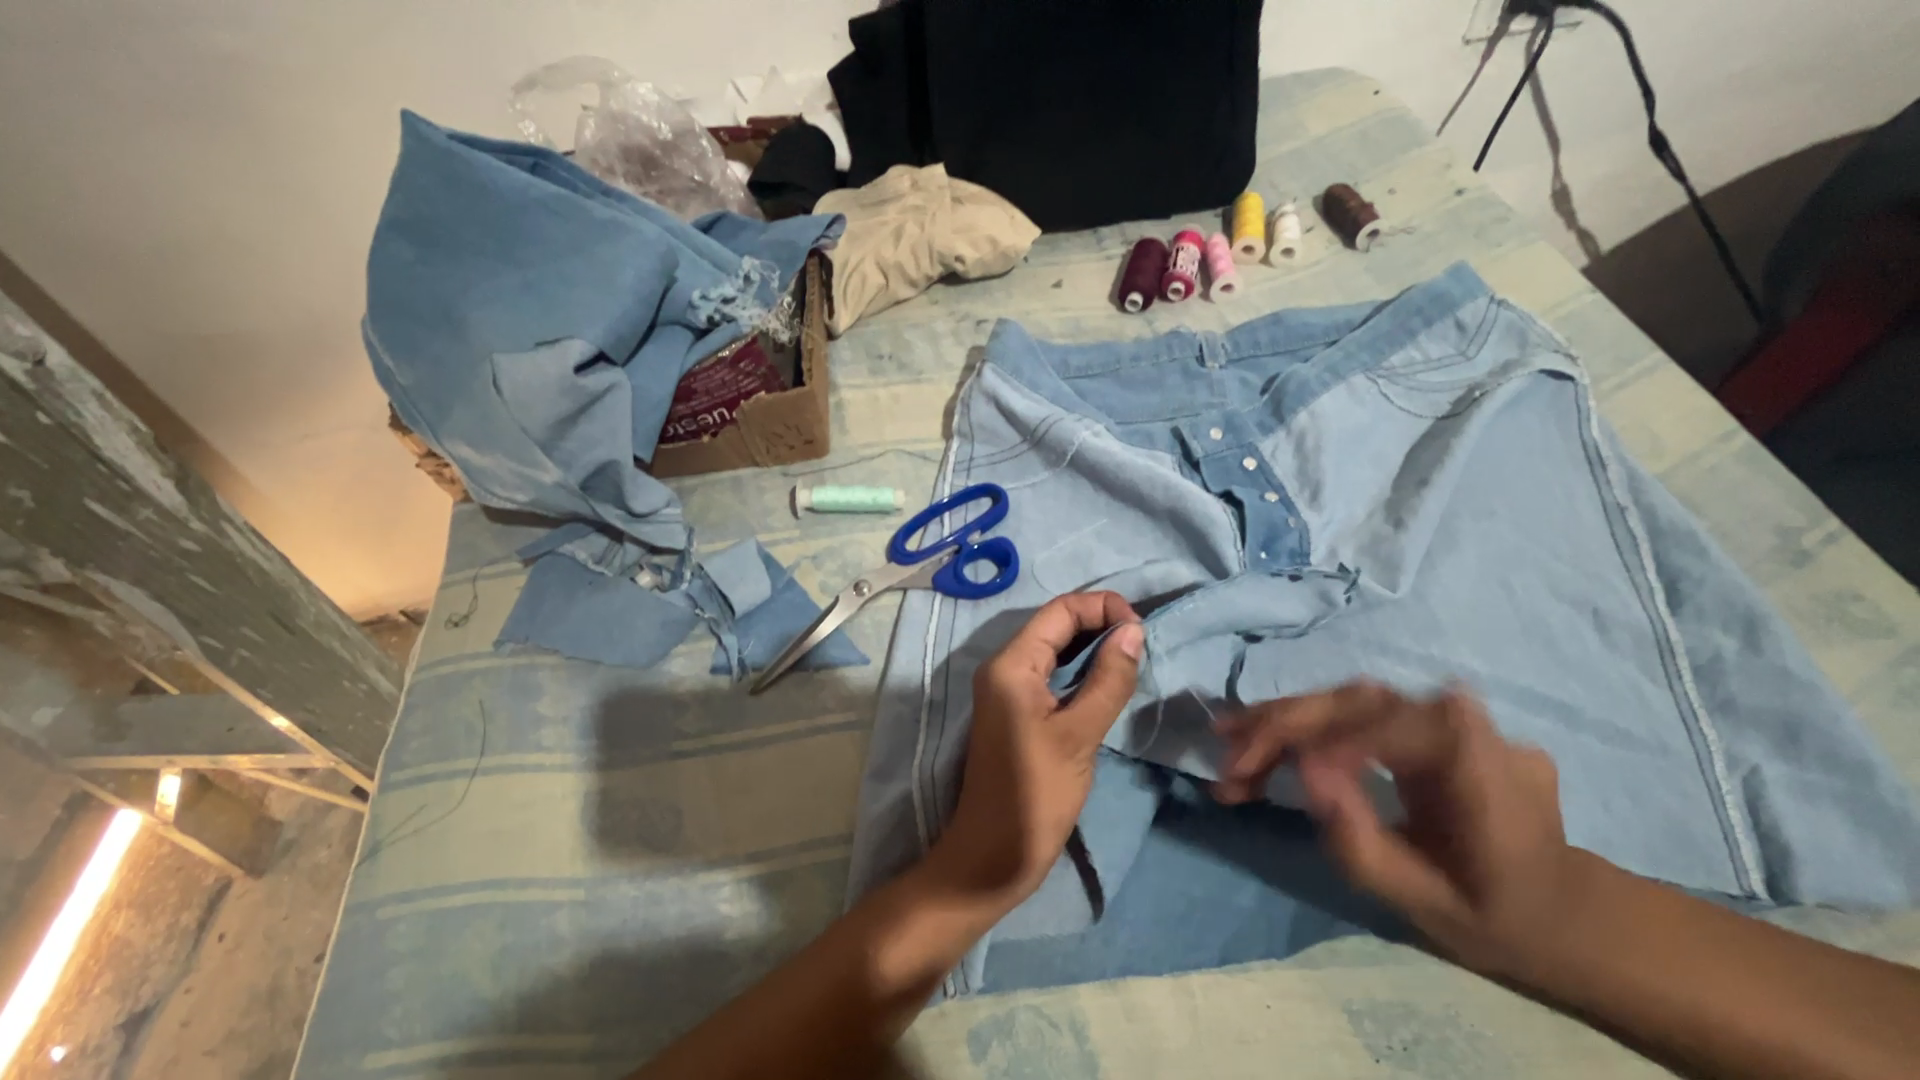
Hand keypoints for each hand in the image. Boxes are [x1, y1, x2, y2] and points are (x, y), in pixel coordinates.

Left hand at [929, 592, 1143, 908]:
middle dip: (1101, 625)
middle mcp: (1004, 669)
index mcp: (1011, 665)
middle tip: (1143, 645)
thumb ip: (1108, 680)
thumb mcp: (1079, 736)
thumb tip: (1133, 633)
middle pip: (1056, 626)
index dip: (1102, 607)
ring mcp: (1009, 693)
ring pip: (1056, 652)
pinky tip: (1110, 684)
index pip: (1060, 611)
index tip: (1142, 629)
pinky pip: (1053, 677)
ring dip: (1094, 649)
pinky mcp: (1017, 715)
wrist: (991, 856)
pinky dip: (1083, 673)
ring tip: (1134, 661)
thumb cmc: (1034, 795)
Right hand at [1214, 680, 1583, 975]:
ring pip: (1352, 699)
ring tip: (1229, 743)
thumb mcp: (1422, 902)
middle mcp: (1471, 726)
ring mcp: (1451, 719)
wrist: (1560, 911)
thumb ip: (1359, 840)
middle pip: (1363, 700)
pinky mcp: (1429, 724)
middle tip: (1227, 751)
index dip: (1332, 739)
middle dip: (1287, 721)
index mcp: (1485, 766)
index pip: (1397, 724)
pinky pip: (1361, 713)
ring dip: (1287, 718)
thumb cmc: (1495, 917)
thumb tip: (1304, 772)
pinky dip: (1309, 725)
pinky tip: (1266, 740)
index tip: (1278, 776)